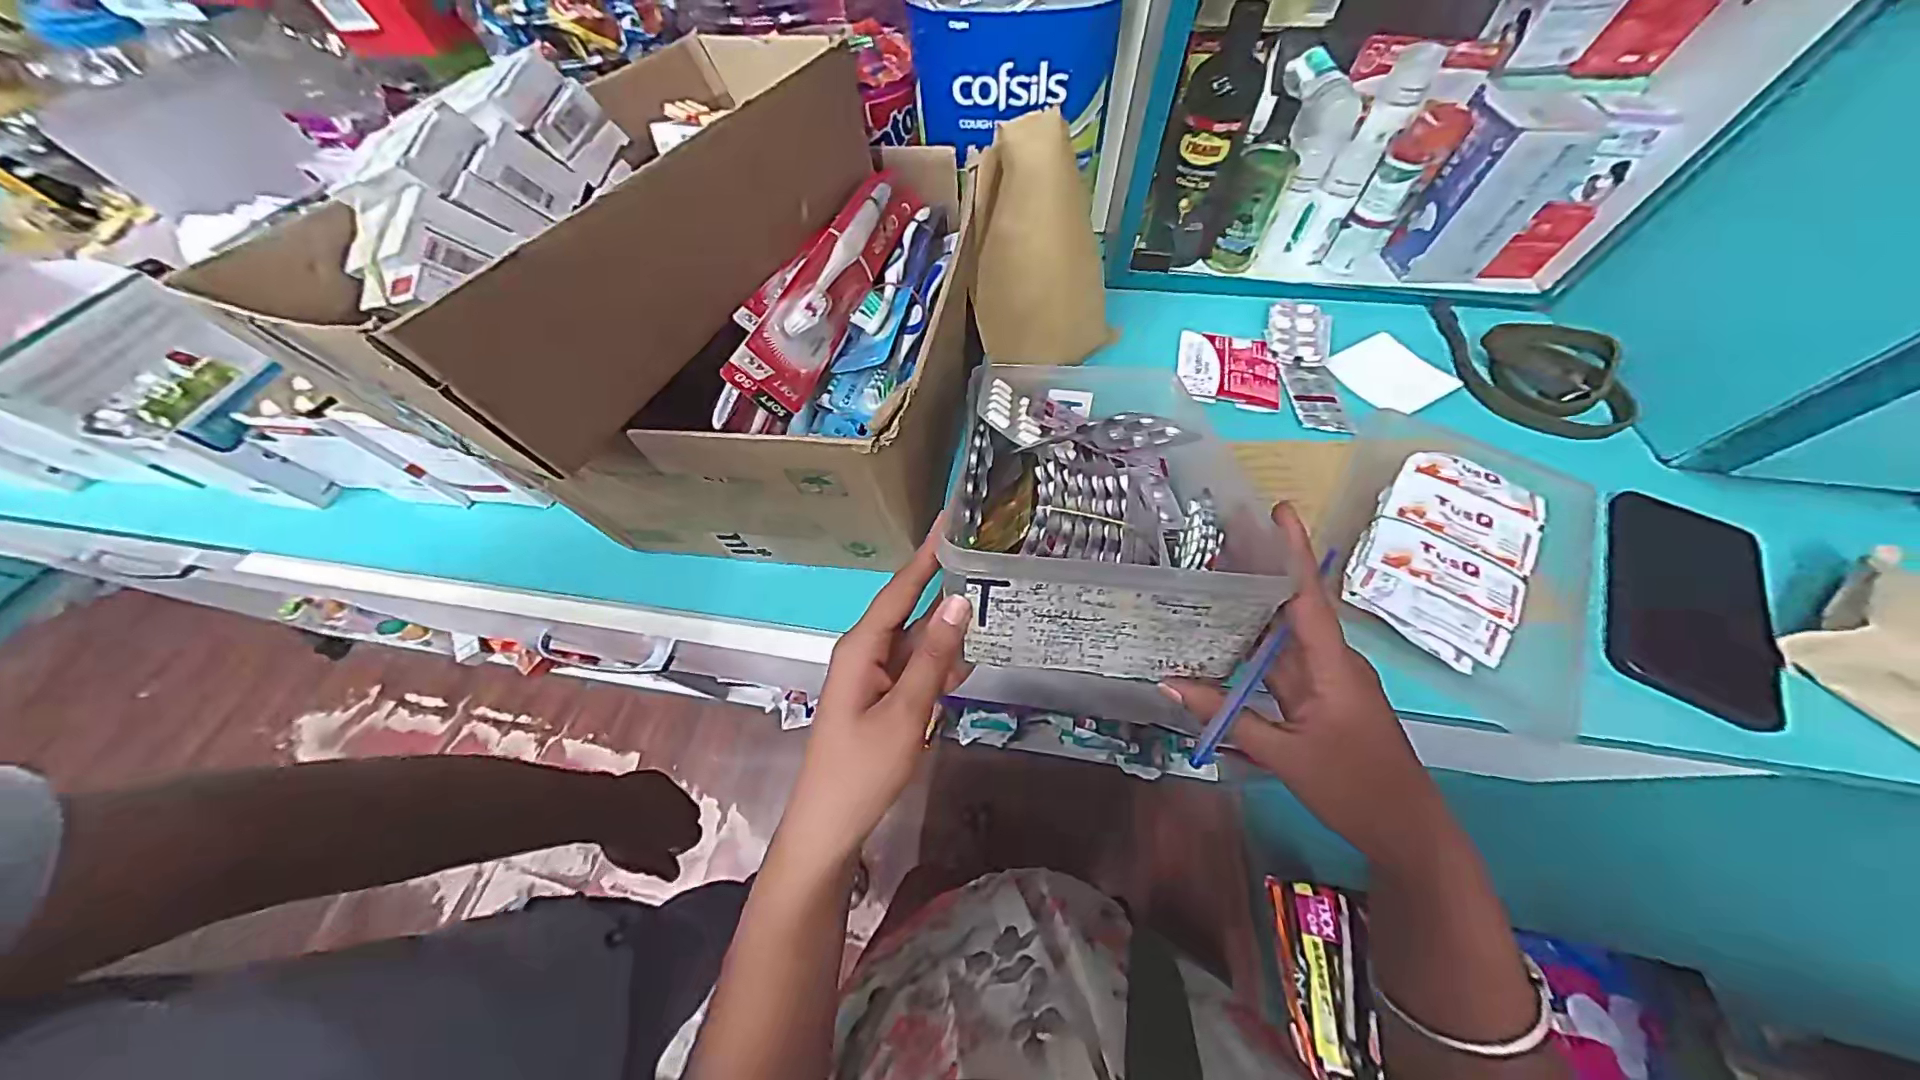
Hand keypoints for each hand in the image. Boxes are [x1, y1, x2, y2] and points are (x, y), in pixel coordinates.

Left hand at [596, 769, 701, 879]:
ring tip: (646, 819)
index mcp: (686, 831)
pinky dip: (654, 795)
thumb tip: (673, 873)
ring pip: (677, 800)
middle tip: (659, 833)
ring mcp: (672, 790)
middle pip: (690, 815)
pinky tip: (637, 804)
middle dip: (679, 823)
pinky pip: (662, 788)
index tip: (669, 848)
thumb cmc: (626, 839)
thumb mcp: (645, 863)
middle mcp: (685, 807)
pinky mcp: (658, 778)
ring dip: (667, 808)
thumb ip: (665, 869)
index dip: (681, 844)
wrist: (607, 809)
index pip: (693, 837)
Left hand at [781, 524, 973, 862]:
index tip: (950, 518)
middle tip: (987, 563)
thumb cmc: (862, 769)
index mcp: (862, 647)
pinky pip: (916, 671)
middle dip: (946, 589)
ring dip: (948, 636)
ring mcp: (875, 676)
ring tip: (991, 609)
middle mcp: (867, 652)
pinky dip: (940, 668)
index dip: (927, 553)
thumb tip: (959, 602)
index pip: (900, 588)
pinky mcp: (883, 698)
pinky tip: (967, 665)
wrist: (830, 826)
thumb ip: (934, 658)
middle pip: (912, 611)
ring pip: (919, 644)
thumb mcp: (905, 711)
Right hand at [1163, 503, 1445, 867]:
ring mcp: (1326, 682)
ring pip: (1283, 638)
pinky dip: (1252, 652)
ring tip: (1211, 583)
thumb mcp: (1284, 753)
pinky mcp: (1319, 700)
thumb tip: (1169, 683)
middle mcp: (1331, 662)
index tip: (1279, 511)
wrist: (1408, 832)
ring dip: (1252, 613)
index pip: (1308, 597)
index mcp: (1333, 665)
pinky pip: (1281, 666)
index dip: (1293, 552)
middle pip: (1292, 608)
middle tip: (1220, 543)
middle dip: (1260, 573)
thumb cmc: (1355, 787)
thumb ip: (1226, 715)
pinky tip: (1222, 643)